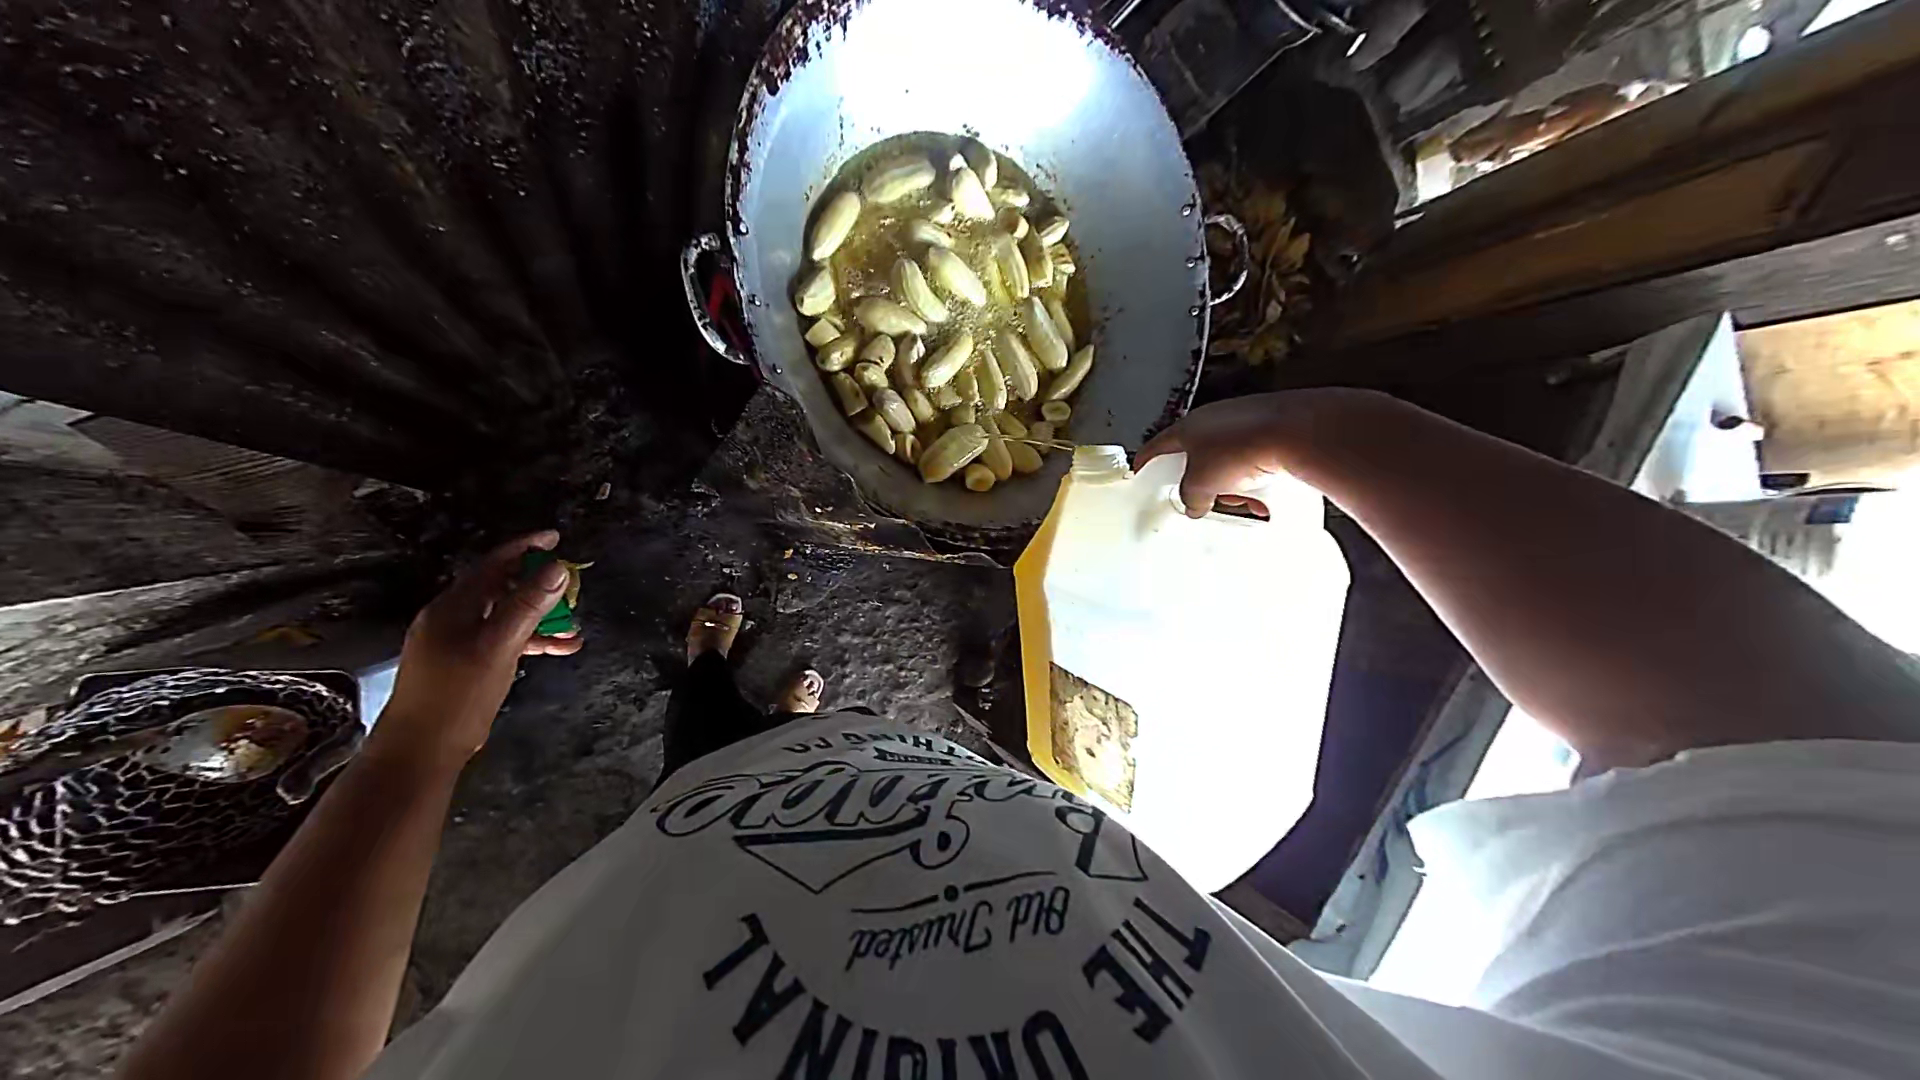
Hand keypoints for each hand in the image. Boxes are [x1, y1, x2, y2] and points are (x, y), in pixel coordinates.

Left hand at [371, 530, 584, 768]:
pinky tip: (560, 649)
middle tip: (573, 593)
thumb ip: (528, 605)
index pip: (493, 565)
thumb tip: (557, 568)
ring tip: (574, 630)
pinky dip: (533, 640)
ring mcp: (459, 641)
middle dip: (541, 588)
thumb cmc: (457, 695)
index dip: (526, 548)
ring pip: (508, 616)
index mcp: (453, 607)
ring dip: (543, 619)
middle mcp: (454, 618)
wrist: (421, 751)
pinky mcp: (468, 662)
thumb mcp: (499, 645)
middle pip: (503, 589)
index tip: (556, 538)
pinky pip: (506, 639)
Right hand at [1137, 390, 1372, 517]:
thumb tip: (1193, 505)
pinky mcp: (1270, 430)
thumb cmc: (1241, 449)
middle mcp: (1213, 419)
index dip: (1147, 462)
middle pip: (1195, 456)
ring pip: (1225, 460)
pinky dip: (1253, 479)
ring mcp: (1243, 422)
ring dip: (1228, 484)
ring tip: (1241, 501)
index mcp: (1187, 427)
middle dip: (1198, 482)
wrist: (1296, 432)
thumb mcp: (1201, 484)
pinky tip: (1263, 495)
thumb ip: (1190, 497)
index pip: (1157, 446)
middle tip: (1201, 500)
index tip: (1141, 473)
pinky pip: (1252, 460)